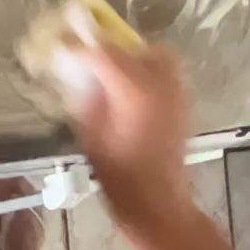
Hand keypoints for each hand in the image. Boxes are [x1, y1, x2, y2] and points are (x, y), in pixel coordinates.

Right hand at [62, 40, 195, 230]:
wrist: (157, 203)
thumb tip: (83, 76)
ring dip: (134, 58)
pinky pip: (169, 75)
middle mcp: (160, 84)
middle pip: (135, 47)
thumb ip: (87, 99)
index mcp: (132, 90)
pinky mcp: (185, 105)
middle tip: (94, 61)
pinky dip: (151, 74)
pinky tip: (135, 93)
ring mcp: (177, 93)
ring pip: (158, 56)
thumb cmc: (118, 177)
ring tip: (116, 74)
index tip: (64, 45)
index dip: (80, 46)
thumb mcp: (90, 137)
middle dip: (112, 48)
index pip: (102, 52)